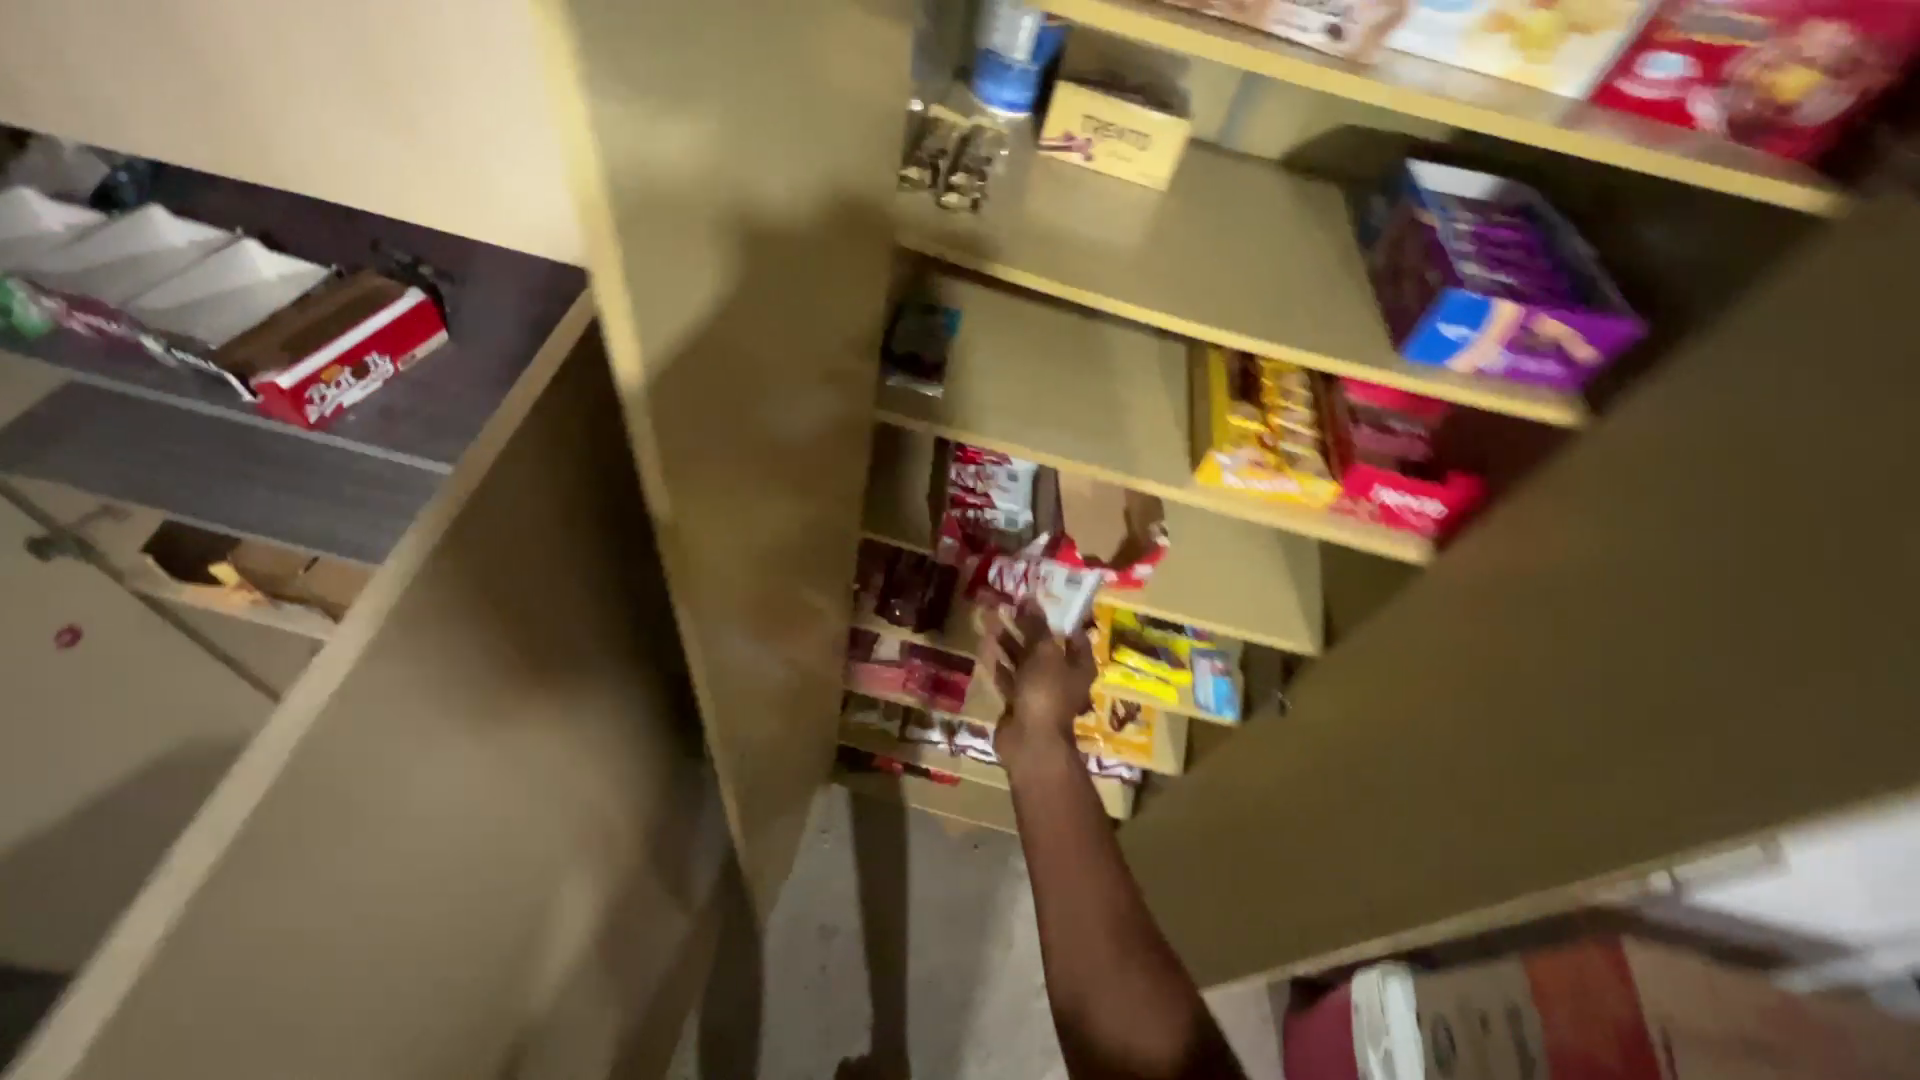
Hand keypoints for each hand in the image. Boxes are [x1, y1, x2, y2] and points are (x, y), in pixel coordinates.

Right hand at [987, 602, 1095, 771]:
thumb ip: (1037, 627)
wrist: (1030, 740)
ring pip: (1024, 662)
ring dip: (1009, 643)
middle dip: (1027, 628)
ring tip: (991, 620)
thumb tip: (1031, 600)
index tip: (1040, 600)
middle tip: (1009, 605)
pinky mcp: (1019, 704)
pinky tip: (986, 648)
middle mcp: (1062, 678)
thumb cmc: (1046, 691)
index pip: (1073, 636)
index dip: (1058, 618)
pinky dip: (1000, 665)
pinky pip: (1009, 679)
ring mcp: (1040, 693)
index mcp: (1079, 666)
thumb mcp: (1044, 653)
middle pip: (1044, 648)